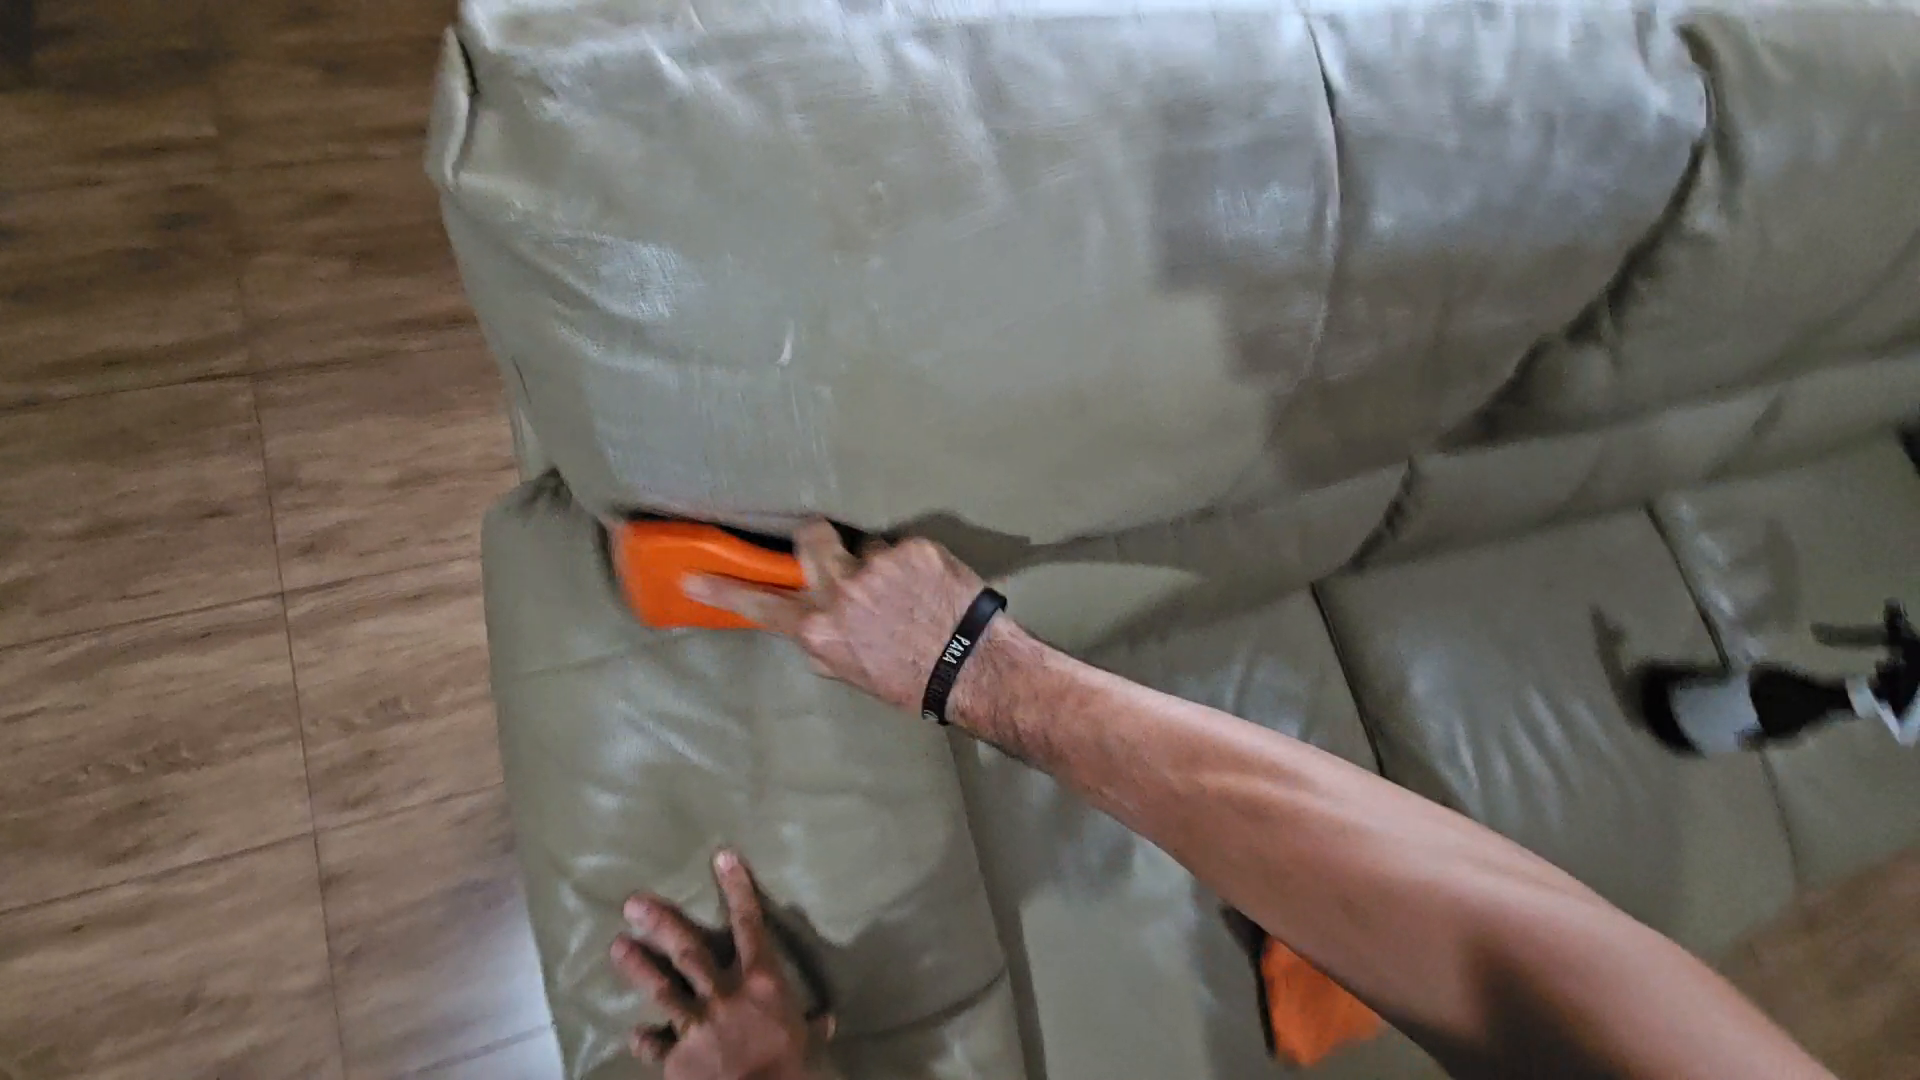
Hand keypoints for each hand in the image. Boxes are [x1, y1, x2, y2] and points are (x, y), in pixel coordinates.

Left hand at [611, 850, 831, 1079]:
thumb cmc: (794, 1068)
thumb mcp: (810, 1042)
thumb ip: (813, 1026)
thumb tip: (827, 1021)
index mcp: (762, 980)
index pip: (749, 924)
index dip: (737, 888)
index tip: (722, 856)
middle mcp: (724, 993)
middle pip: (689, 951)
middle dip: (661, 924)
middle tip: (632, 903)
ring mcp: (696, 1025)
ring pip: (663, 988)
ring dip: (639, 967)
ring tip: (617, 945)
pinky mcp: (676, 1059)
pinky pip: (656, 1046)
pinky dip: (646, 1039)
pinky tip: (634, 1033)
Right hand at [685, 521, 998, 714]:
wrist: (971, 668)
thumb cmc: (910, 681)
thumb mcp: (851, 672)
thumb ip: (822, 641)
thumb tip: (810, 620)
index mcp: (819, 629)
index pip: (762, 604)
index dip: (725, 590)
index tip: (694, 576)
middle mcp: (841, 592)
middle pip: (811, 538)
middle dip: (819, 543)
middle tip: (837, 555)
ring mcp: (878, 566)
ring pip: (866, 545)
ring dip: (879, 564)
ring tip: (907, 593)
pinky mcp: (914, 549)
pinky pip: (903, 547)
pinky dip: (913, 564)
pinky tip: (930, 588)